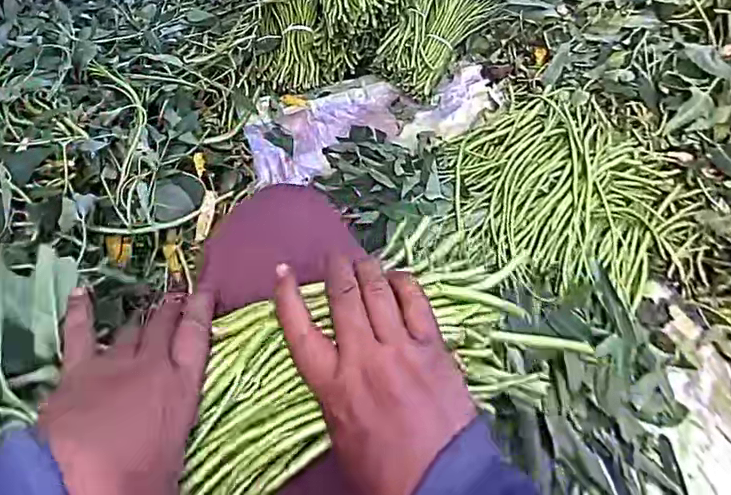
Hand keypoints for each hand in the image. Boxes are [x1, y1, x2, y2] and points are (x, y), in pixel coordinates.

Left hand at [38, 287, 214, 494]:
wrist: (70, 485)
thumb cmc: (130, 489)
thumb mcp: (170, 476)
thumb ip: (174, 449)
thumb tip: (175, 463)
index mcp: (179, 391)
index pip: (196, 338)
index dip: (201, 310)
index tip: (205, 290)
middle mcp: (150, 366)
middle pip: (164, 325)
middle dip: (172, 307)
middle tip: (177, 294)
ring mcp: (113, 363)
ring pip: (131, 328)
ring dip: (140, 316)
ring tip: (146, 300)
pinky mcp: (77, 370)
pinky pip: (80, 332)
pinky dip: (81, 311)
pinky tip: (81, 292)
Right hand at [273, 256, 477, 494]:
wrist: (446, 487)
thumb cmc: (388, 474)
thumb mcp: (343, 436)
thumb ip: (334, 392)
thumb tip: (331, 363)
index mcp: (334, 387)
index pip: (300, 329)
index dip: (288, 296)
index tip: (283, 272)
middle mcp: (363, 359)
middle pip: (343, 296)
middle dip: (336, 268)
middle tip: (333, 258)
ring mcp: (400, 348)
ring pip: (376, 290)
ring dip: (366, 269)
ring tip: (362, 262)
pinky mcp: (432, 347)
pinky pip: (415, 301)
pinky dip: (402, 282)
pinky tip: (396, 277)